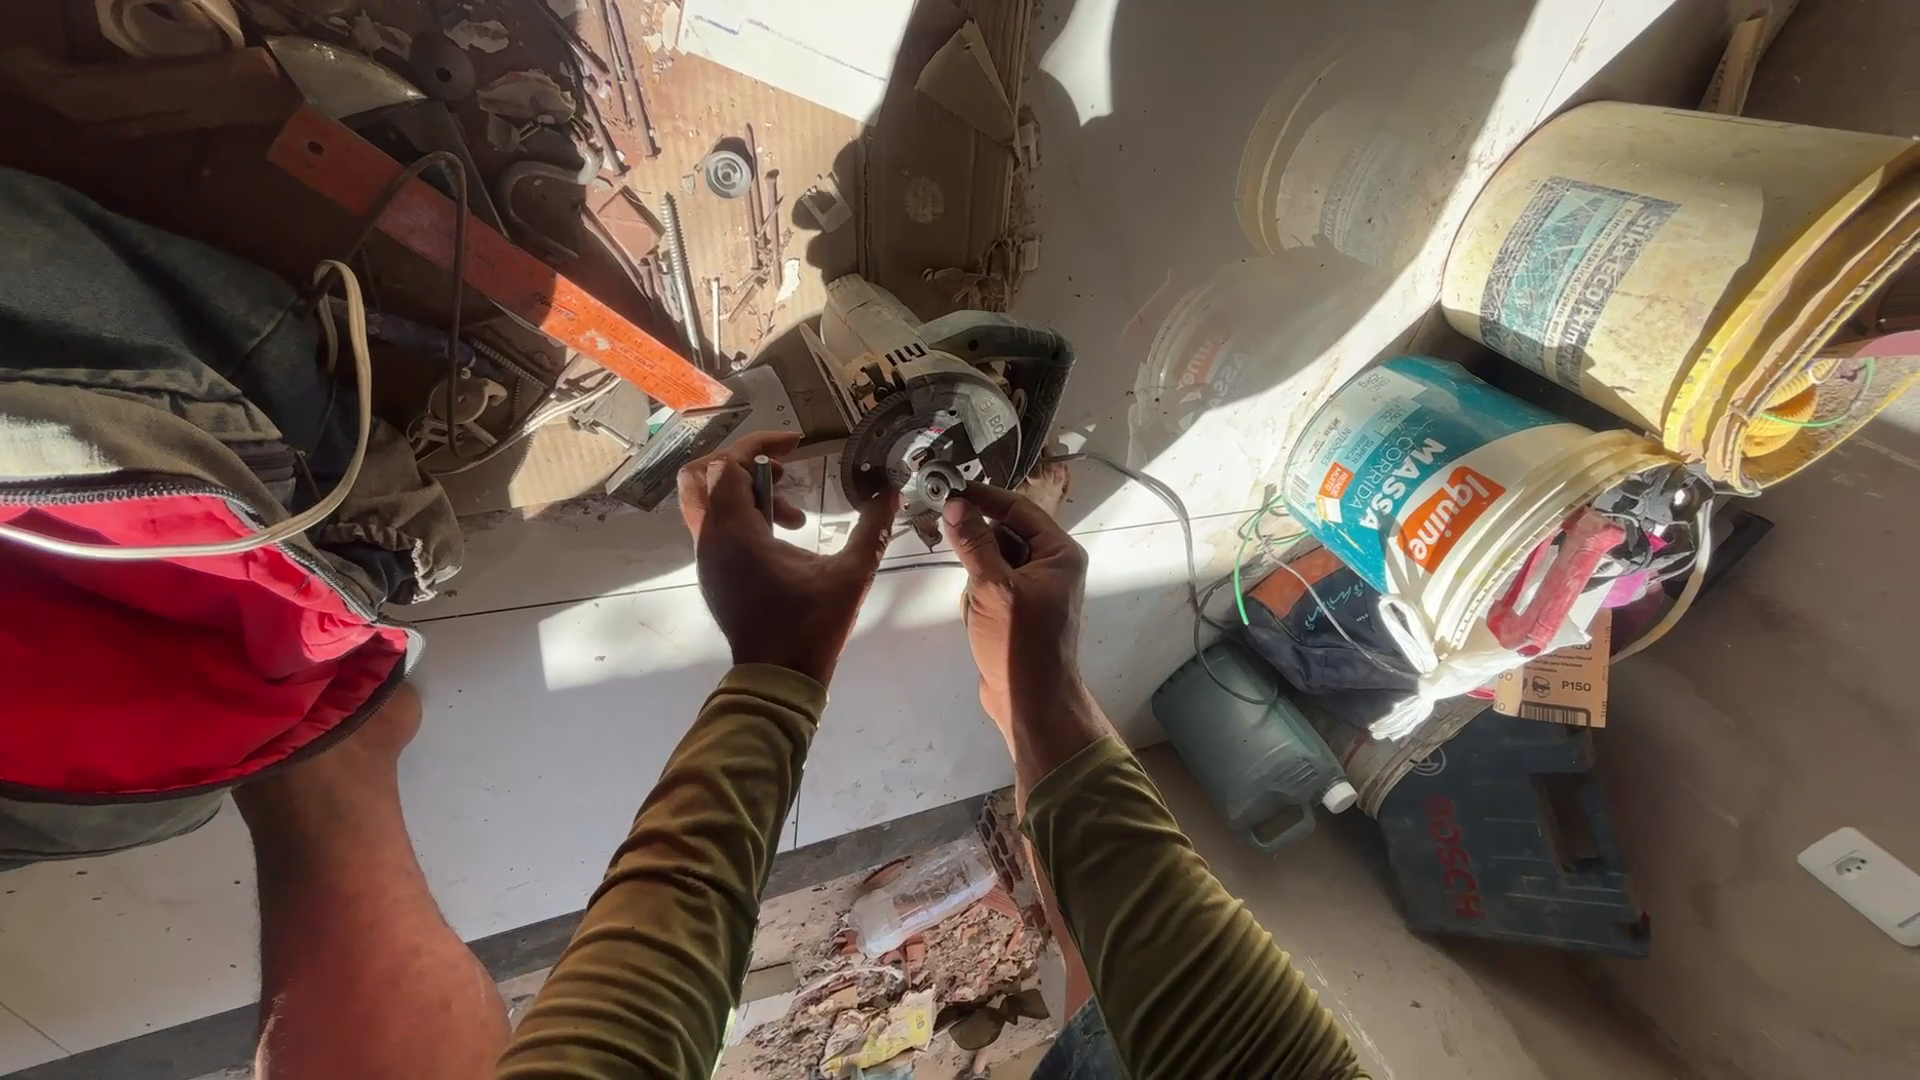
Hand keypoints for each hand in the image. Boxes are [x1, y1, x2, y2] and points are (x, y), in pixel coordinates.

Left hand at [677, 432, 898, 685]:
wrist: (778, 677)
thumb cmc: (812, 626)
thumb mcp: (852, 575)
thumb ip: (872, 528)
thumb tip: (891, 492)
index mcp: (736, 531)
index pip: (731, 464)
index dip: (762, 444)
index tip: (797, 445)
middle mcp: (711, 538)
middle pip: (702, 475)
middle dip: (744, 464)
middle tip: (785, 475)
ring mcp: (707, 558)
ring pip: (708, 502)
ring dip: (748, 494)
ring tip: (795, 517)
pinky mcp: (713, 574)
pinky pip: (715, 527)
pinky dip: (743, 518)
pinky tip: (782, 540)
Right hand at [939, 483, 1091, 729]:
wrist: (1031, 702)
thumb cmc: (1020, 643)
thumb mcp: (993, 588)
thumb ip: (974, 543)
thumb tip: (956, 505)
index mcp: (1059, 553)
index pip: (1018, 509)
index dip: (984, 498)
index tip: (949, 490)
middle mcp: (1051, 565)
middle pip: (1003, 534)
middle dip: (978, 550)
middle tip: (959, 558)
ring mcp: (1033, 588)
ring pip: (991, 561)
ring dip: (976, 579)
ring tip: (978, 607)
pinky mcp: (1016, 608)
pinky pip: (988, 586)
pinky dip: (976, 597)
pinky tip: (977, 620)